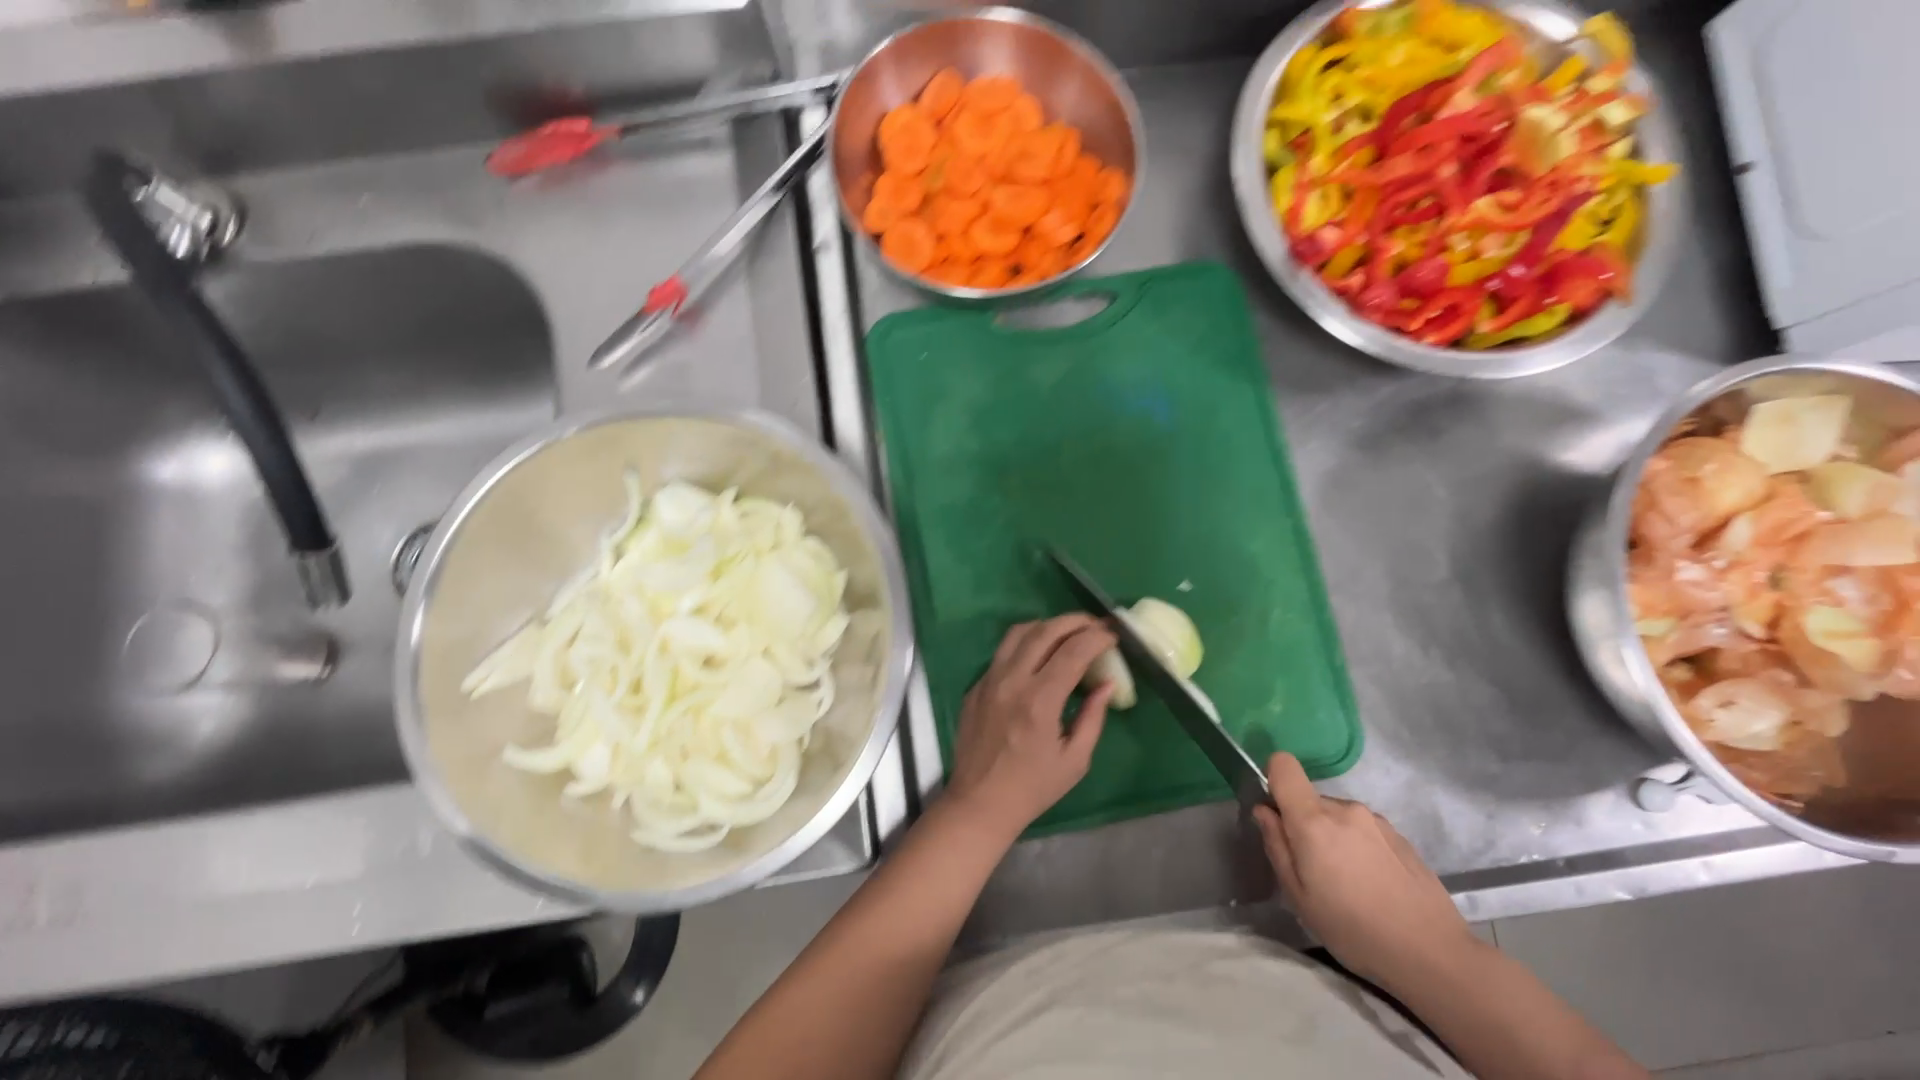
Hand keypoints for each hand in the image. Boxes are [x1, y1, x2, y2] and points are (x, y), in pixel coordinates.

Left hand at [941, 615, 1115, 841]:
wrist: (979, 803)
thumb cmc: (1032, 788)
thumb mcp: (1075, 759)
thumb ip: (1093, 717)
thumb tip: (1107, 685)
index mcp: (1039, 701)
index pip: (1073, 651)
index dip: (1097, 637)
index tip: (1113, 635)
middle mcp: (1011, 681)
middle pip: (1044, 631)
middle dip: (1075, 621)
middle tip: (1095, 625)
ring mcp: (989, 680)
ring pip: (1018, 633)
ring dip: (1047, 626)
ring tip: (1068, 633)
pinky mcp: (976, 686)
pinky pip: (1002, 652)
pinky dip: (1025, 644)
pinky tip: (1040, 657)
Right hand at [1253, 753, 1478, 990]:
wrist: (1432, 952)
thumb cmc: (1352, 929)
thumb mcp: (1298, 897)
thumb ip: (1276, 846)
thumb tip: (1265, 811)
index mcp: (1314, 820)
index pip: (1284, 765)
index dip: (1272, 780)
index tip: (1275, 815)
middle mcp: (1346, 809)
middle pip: (1310, 799)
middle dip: (1303, 825)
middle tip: (1313, 871)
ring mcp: (1377, 821)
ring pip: (1338, 817)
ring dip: (1332, 837)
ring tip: (1346, 883)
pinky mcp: (1400, 836)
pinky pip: (1363, 830)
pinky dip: (1357, 847)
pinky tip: (1372, 886)